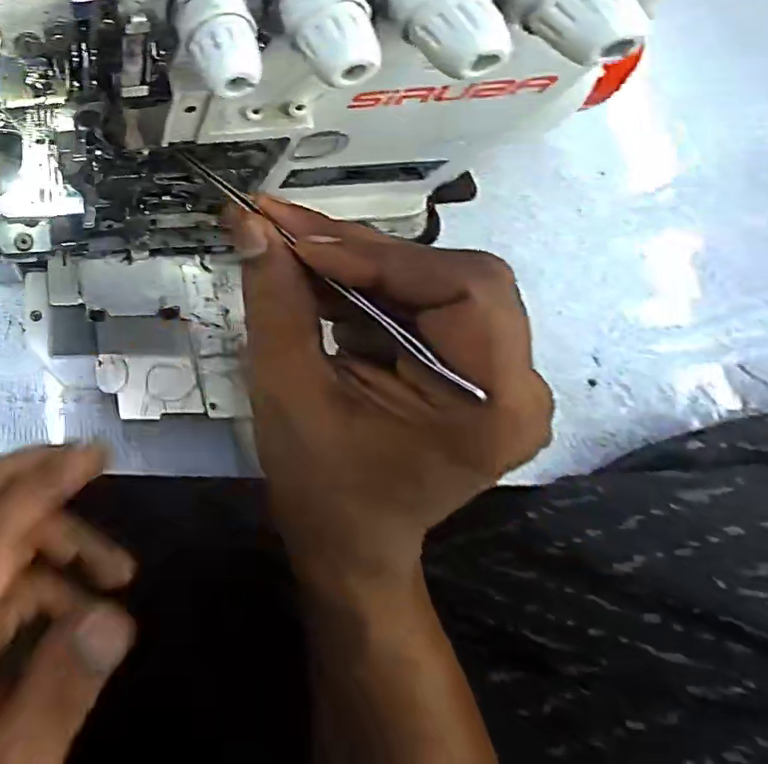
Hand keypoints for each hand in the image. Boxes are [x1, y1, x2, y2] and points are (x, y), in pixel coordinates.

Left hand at [0, 445, 137, 763]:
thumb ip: (59, 693)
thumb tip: (116, 617)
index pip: (4, 515)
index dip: (53, 474)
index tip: (99, 452)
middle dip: (48, 476)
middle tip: (101, 469)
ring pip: (5, 536)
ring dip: (63, 539)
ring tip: (118, 576)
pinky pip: (6, 574)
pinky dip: (51, 575)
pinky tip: (82, 613)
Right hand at [228, 197, 552, 585]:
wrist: (346, 543)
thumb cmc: (319, 486)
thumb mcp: (286, 390)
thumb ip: (275, 301)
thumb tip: (252, 224)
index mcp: (495, 405)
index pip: (461, 290)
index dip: (376, 255)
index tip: (294, 236)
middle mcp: (516, 382)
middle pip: (452, 276)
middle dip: (362, 252)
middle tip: (284, 230)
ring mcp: (497, 372)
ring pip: (432, 279)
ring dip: (357, 263)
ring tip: (288, 251)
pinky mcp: (467, 363)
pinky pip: (418, 300)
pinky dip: (362, 285)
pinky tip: (313, 281)